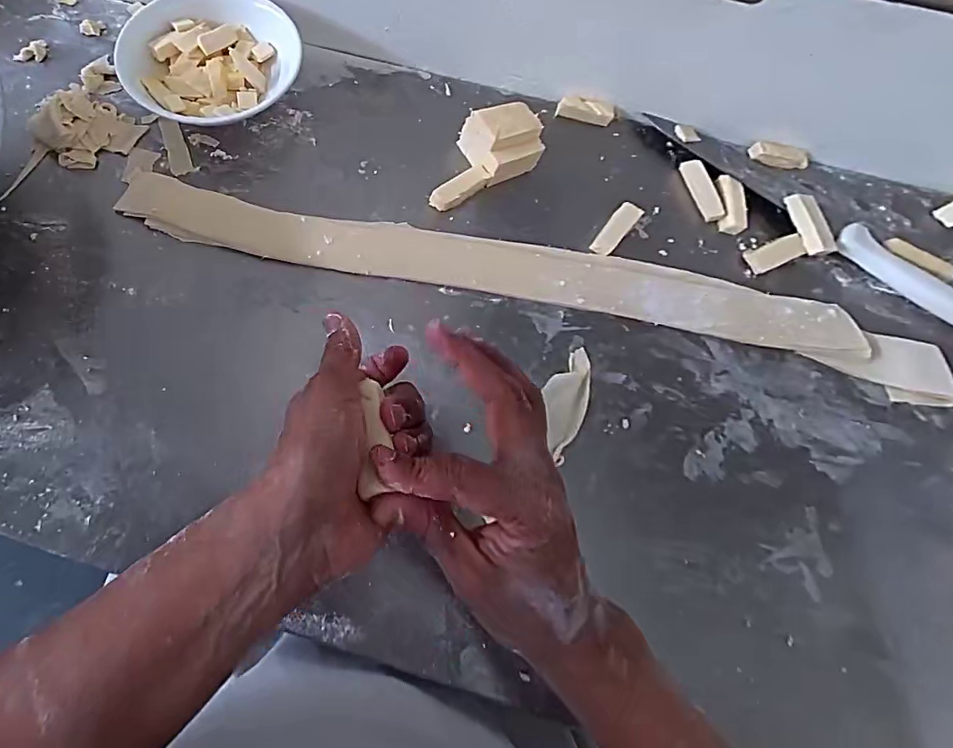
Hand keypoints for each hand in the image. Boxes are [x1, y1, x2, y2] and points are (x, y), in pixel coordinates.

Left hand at [258, 312, 432, 589]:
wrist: (309, 519)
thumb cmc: (315, 446)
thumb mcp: (327, 389)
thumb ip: (341, 354)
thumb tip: (336, 318)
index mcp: (344, 402)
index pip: (379, 375)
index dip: (391, 367)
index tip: (398, 361)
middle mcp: (364, 431)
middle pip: (408, 406)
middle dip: (404, 409)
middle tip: (388, 420)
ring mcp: (381, 466)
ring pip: (420, 442)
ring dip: (409, 445)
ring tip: (390, 459)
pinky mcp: (396, 499)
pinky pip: (422, 479)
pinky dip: (414, 480)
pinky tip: (401, 484)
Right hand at [370, 322, 596, 664]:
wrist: (568, 618)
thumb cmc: (522, 607)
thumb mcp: (471, 579)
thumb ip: (432, 527)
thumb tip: (388, 488)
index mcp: (523, 508)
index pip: (465, 475)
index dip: (420, 468)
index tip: (384, 463)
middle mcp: (538, 474)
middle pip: (511, 403)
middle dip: (474, 362)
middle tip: (439, 334)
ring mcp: (544, 462)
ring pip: (524, 395)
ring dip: (491, 360)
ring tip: (457, 338)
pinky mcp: (540, 458)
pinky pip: (526, 405)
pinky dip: (502, 376)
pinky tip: (480, 366)